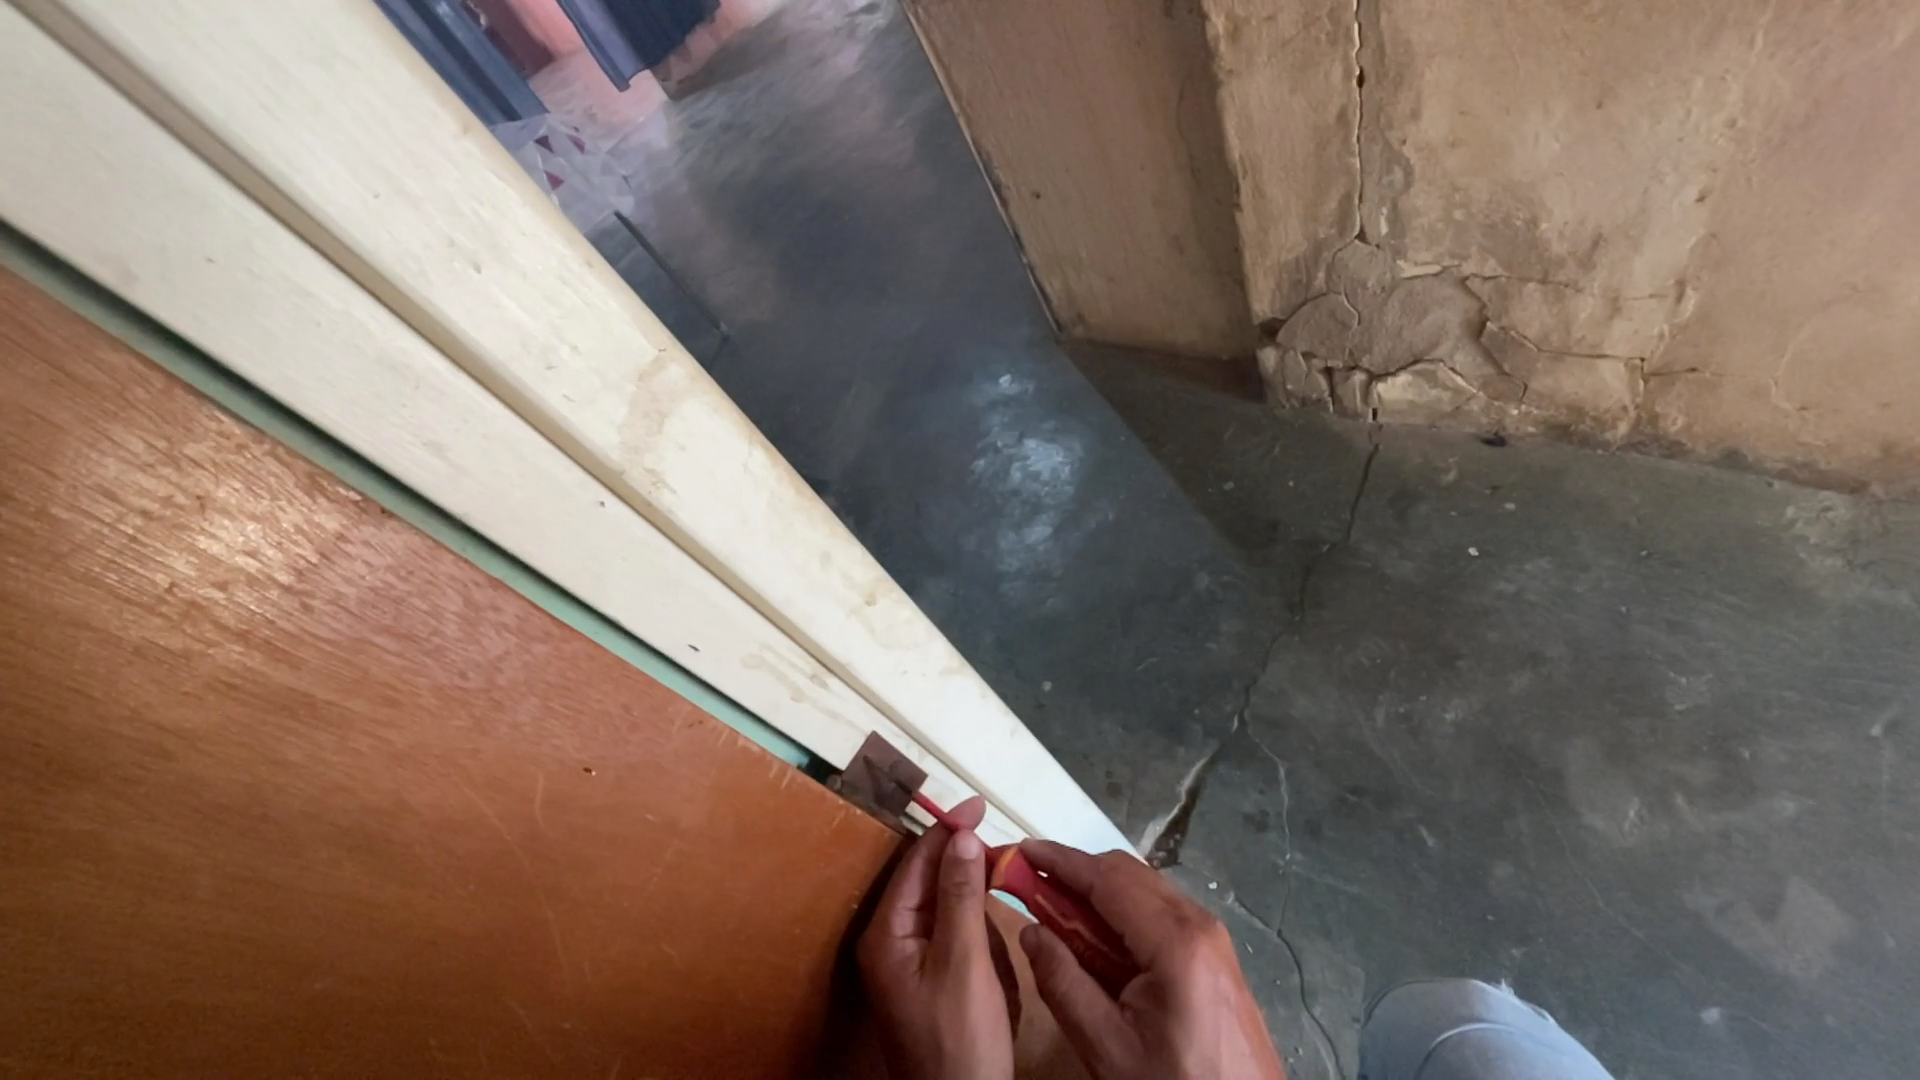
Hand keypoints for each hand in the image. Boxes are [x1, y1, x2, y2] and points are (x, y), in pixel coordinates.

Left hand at [857, 796, 1014, 1079]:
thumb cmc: (961, 1039)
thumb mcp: (963, 963)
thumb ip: (961, 896)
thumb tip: (962, 835)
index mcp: (886, 932)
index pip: (916, 863)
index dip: (947, 830)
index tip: (979, 804)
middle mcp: (891, 939)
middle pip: (929, 880)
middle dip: (966, 869)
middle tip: (1005, 860)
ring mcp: (910, 960)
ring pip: (946, 906)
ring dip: (976, 908)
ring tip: (998, 926)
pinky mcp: (930, 976)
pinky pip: (955, 936)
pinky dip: (979, 935)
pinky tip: (995, 952)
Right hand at [1016, 841, 1284, 1079]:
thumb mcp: (1108, 1048)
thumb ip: (1064, 984)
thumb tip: (1029, 932)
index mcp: (1174, 940)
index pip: (1106, 878)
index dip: (1060, 860)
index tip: (1021, 850)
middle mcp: (1198, 922)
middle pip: (1126, 871)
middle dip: (1076, 871)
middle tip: (1031, 883)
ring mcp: (1211, 934)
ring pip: (1143, 885)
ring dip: (1098, 889)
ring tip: (1057, 908)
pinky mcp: (1214, 951)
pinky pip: (1160, 908)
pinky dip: (1122, 907)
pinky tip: (1099, 935)